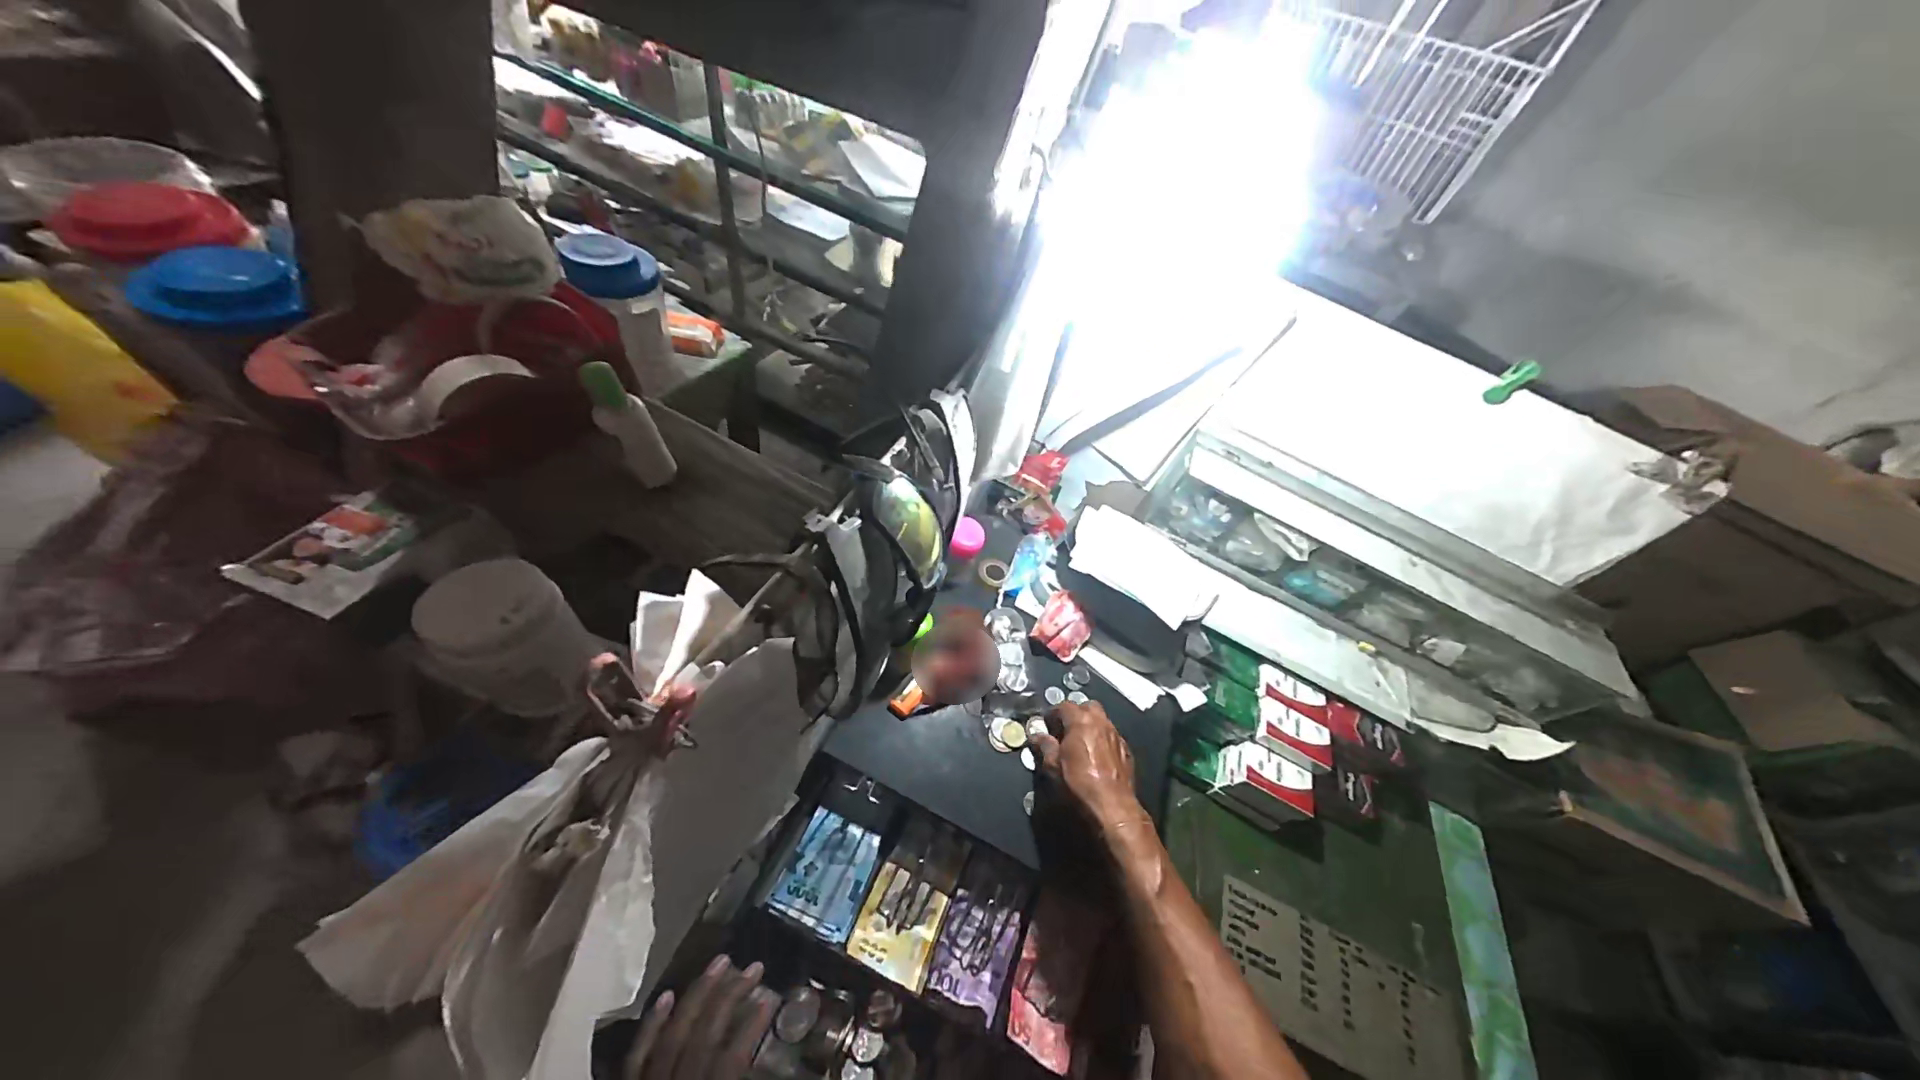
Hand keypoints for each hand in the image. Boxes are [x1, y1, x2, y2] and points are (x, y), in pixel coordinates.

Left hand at [623, 955, 779, 1079]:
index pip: (728, 1061)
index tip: (771, 998)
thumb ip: (740, 1077)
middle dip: (729, 998)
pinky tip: (668, 994)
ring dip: (697, 996)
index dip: (750, 1028)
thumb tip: (788, 1072)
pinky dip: (651, 1025)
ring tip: (721, 962)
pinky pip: (635, 1058)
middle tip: (754, 966)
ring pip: (671, 1037)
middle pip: (701, 1038)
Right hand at [1030, 701, 1149, 832]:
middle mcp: (1101, 723)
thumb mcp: (1054, 766)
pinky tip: (1095, 756)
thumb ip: (1044, 746)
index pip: (1064, 706)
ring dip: (1090, 726)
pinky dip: (1101, 740)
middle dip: (1075, 714)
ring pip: (1101, 720)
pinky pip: (1111, 737)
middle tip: (1064, 730)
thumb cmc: (1081, 785)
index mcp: (1081, 722)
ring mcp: (1115, 736)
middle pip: (1087, 707)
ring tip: (1079, 743)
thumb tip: (1037, 737)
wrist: (1113, 806)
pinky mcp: (1125, 750)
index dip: (1053, 714)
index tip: (1047, 724)